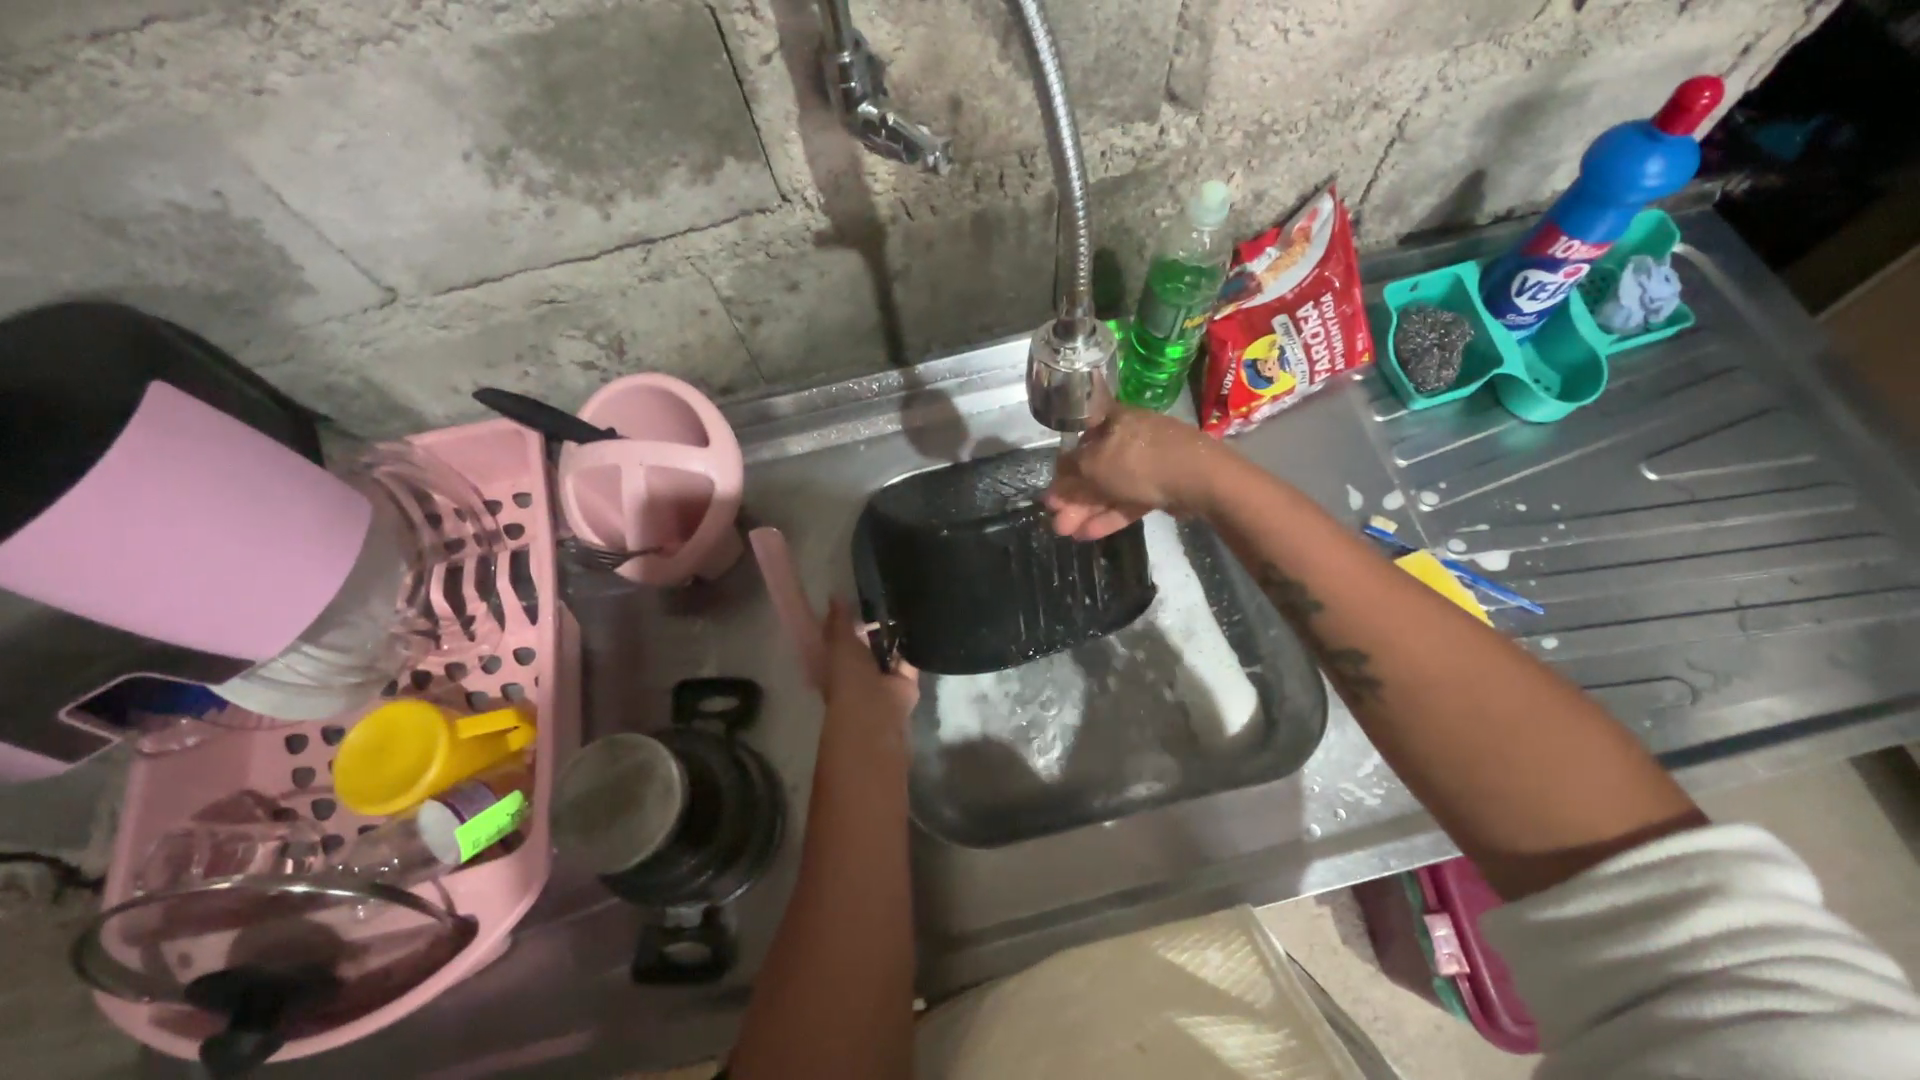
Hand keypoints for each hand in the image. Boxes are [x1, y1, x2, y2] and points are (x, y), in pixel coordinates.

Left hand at [818, 599, 918, 730]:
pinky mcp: (906, 679)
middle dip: (876, 621)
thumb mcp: (839, 641)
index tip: (861, 591)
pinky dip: (915, 644)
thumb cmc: (849, 676)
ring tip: (907, 600)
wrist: (876, 710)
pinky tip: (921, 621)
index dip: (848, 615)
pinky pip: (910, 656)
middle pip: (868, 638)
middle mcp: (859, 666)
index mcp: (837, 658)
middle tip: (888, 591)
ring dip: (897, 632)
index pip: (842, 633)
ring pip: (890, 647)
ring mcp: (883, 674)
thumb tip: (835, 594)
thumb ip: (839, 619)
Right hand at [1044, 407, 1226, 540]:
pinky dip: (1109, 516)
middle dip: (1072, 496)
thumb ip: (1071, 469)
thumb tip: (1058, 473)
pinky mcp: (1159, 486)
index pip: (1080, 439)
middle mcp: (1128, 437)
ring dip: (1086, 510)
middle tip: (1055, 520)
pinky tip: (1088, 535)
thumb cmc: (1138, 461)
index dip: (1063, 466)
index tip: (1051, 489)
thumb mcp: (1094, 464)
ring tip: (1065, 533)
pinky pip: (1128, 501)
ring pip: (1109, 488)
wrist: (1198, 478)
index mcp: (1112, 420)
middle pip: (1093, 469)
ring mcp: (1146, 463)